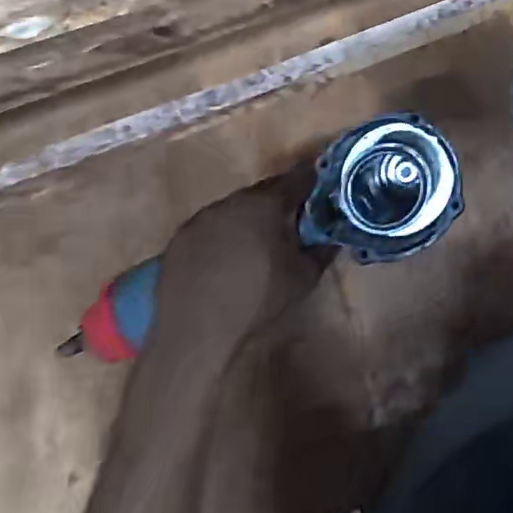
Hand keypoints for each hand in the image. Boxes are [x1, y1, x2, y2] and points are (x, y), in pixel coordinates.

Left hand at [153, 171, 332, 339]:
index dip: (312, 182)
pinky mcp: (179, 239)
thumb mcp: (304, 277)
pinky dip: (223, 235)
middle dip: (280, 202)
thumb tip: (333, 236)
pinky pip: (210, 227)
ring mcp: (201, 218)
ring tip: (259, 243)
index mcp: (266, 204)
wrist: (196, 333)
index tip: (322, 189)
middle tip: (293, 220)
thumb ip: (322, 250)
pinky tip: (227, 259)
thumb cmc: (258, 300)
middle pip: (264, 192)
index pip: (297, 179)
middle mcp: (232, 202)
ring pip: (235, 209)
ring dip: (250, 218)